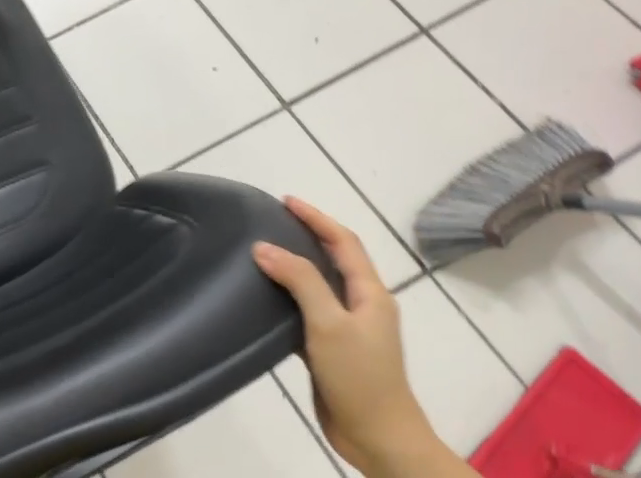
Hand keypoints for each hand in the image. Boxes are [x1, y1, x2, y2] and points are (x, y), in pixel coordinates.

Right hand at [253, 198, 470, 477]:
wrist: (380, 439)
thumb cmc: (360, 378)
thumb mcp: (329, 324)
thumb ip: (299, 281)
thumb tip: (263, 247)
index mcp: (371, 294)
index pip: (344, 243)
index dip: (317, 218)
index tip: (285, 201)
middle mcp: (362, 306)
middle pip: (333, 259)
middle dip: (306, 235)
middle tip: (270, 220)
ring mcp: (348, 328)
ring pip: (318, 285)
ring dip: (293, 265)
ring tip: (260, 251)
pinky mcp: (331, 349)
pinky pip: (306, 310)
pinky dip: (286, 296)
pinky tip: (263, 297)